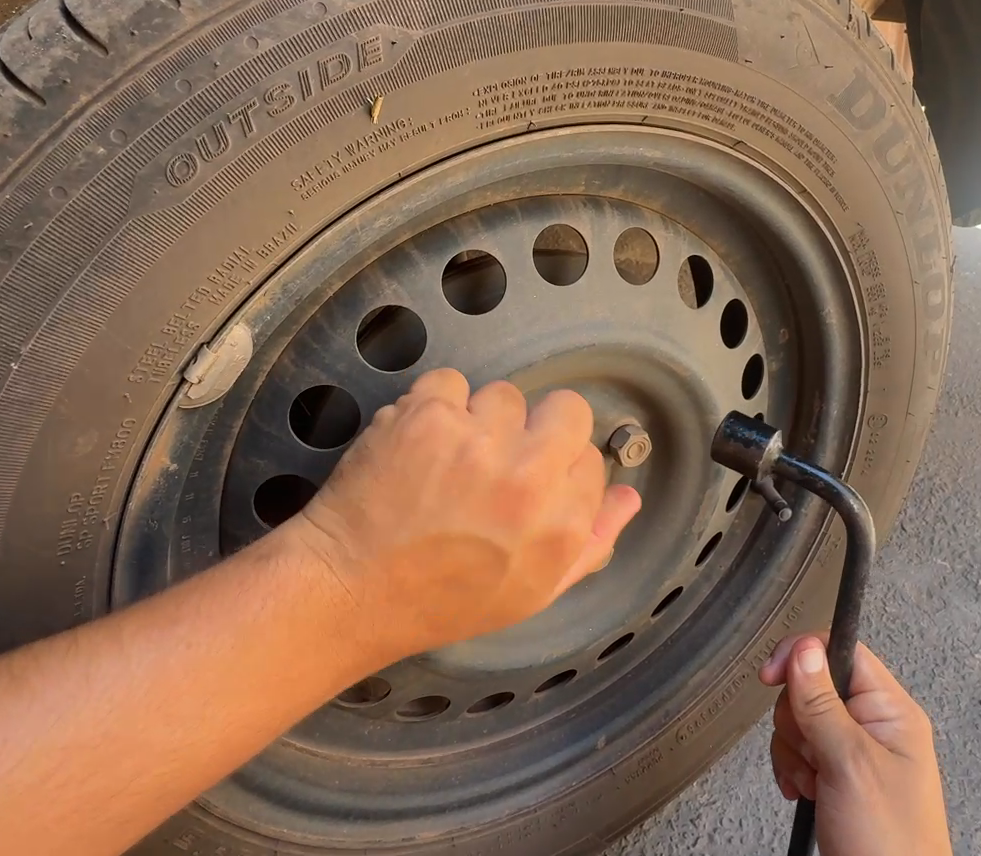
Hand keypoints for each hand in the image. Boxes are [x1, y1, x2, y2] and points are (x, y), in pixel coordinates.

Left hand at [282, 368, 641, 664]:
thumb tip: (629, 496)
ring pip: (503, 395)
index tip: (527, 482)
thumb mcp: (533, 591)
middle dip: (538, 427)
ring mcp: (476, 441)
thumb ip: (591, 542)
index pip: (591, 457)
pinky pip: (450, 381)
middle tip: (500, 456)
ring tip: (448, 458)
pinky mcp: (427, 416)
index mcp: (561, 525)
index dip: (559, 466)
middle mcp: (528, 478)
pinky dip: (434, 405)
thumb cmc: (445, 599)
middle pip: (566, 408)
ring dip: (481, 419)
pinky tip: (418, 442)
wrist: (350, 590)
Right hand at [761, 635, 952, 855]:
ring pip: (799, 719)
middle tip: (812, 754)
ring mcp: (853, 751)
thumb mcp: (849, 765)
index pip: (841, 650)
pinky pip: (797, 750)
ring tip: (812, 784)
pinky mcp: (835, 775)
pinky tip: (803, 793)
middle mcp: (872, 724)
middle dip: (797, 719)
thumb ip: (822, 704)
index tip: (770, 675)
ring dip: (793, 751)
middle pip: (812, 685)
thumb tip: (803, 647)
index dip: (802, 654)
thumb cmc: (888, 844)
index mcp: (890, 710)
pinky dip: (792, 768)